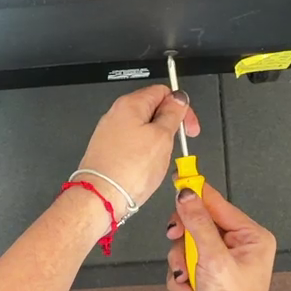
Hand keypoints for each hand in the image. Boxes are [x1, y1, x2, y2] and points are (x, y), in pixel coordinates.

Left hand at [75, 84, 199, 212]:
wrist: (101, 197)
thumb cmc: (127, 171)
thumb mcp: (162, 137)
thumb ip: (172, 114)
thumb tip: (179, 99)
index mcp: (130, 104)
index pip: (163, 92)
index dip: (181, 107)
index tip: (189, 126)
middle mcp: (116, 114)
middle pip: (152, 110)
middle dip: (169, 127)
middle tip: (174, 145)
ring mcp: (109, 133)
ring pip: (143, 131)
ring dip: (156, 143)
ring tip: (156, 161)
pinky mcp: (107, 151)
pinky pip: (132, 147)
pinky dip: (143, 155)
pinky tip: (144, 169)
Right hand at [166, 187, 276, 290]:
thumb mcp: (213, 260)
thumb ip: (198, 224)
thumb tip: (186, 194)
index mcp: (252, 237)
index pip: (218, 204)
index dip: (195, 195)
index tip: (176, 180)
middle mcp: (239, 247)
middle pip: (198, 223)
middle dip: (185, 240)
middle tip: (178, 244)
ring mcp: (222, 263)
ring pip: (186, 245)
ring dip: (181, 264)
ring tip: (190, 281)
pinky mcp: (207, 278)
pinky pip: (182, 264)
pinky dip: (180, 278)